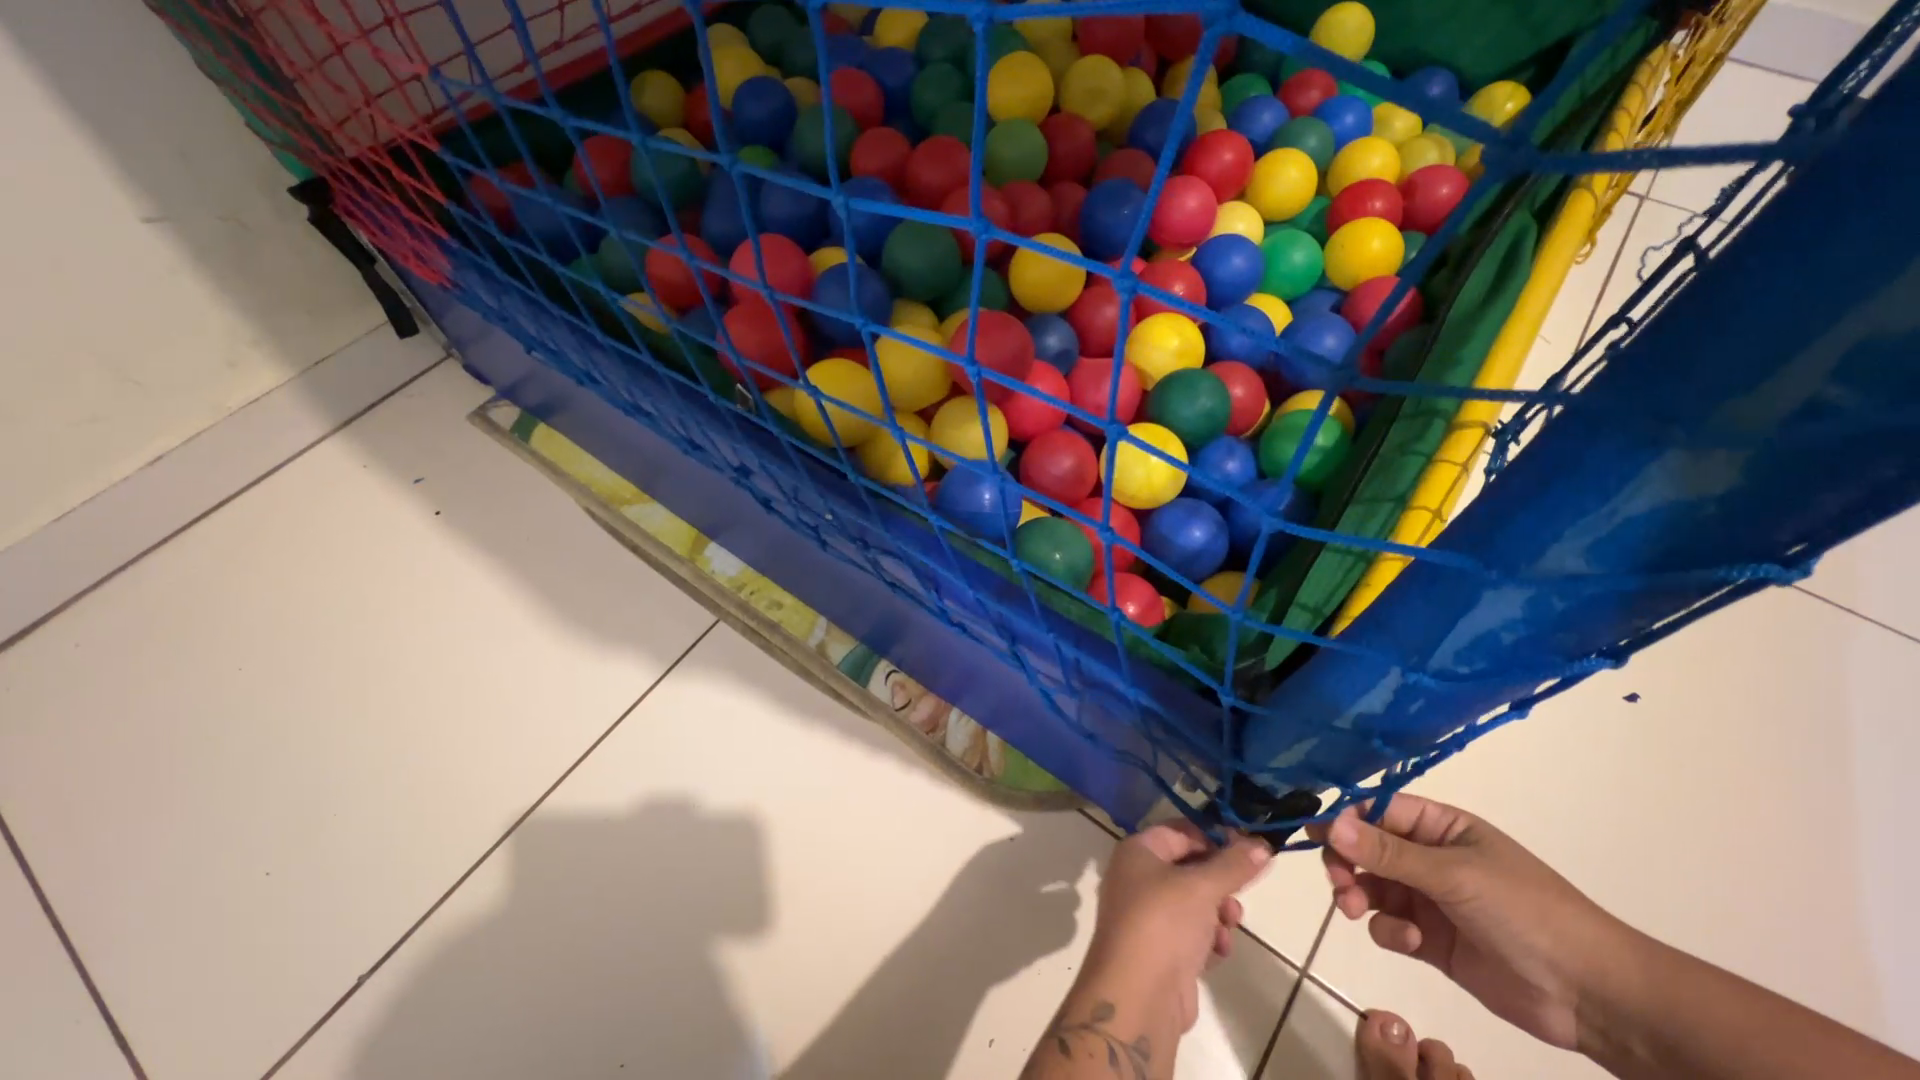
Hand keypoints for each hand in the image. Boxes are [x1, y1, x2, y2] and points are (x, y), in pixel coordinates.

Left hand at [1084, 822, 1272, 1032]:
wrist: (1138, 995)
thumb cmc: (1164, 923)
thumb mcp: (1203, 886)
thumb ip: (1234, 865)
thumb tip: (1262, 844)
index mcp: (1137, 853)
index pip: (1180, 831)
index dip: (1214, 838)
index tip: (1247, 851)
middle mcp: (1137, 880)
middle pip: (1190, 869)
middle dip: (1220, 884)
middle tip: (1237, 896)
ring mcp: (1147, 917)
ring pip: (1195, 904)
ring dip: (1218, 916)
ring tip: (1227, 928)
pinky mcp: (1159, 951)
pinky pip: (1191, 935)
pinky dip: (1208, 941)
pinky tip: (1217, 952)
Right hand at [1309, 794, 1628, 1050]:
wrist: (1587, 991)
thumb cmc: (1526, 912)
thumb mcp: (1454, 875)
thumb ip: (1387, 852)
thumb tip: (1328, 821)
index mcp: (1443, 827)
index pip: (1378, 810)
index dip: (1344, 819)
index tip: (1313, 836)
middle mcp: (1431, 858)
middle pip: (1366, 849)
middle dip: (1346, 863)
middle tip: (1338, 883)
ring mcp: (1430, 900)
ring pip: (1371, 887)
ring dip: (1358, 896)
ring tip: (1358, 912)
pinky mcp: (1430, 940)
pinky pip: (1388, 925)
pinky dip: (1388, 931)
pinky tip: (1408, 940)